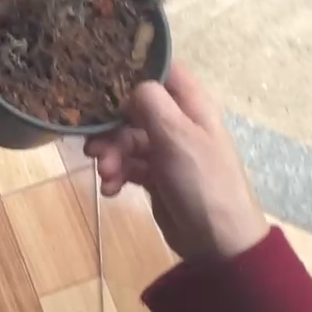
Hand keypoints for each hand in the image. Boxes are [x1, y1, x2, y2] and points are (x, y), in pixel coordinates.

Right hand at [83, 64, 269, 263]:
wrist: (217, 241)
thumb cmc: (202, 181)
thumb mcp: (177, 136)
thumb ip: (150, 103)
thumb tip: (129, 86)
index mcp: (191, 105)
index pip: (161, 70)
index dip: (132, 70)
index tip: (100, 80)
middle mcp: (177, 122)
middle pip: (132, 108)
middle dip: (109, 128)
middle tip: (94, 148)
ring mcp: (165, 150)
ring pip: (124, 139)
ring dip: (110, 155)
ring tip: (106, 175)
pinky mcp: (154, 175)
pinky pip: (126, 165)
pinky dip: (116, 175)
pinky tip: (112, 189)